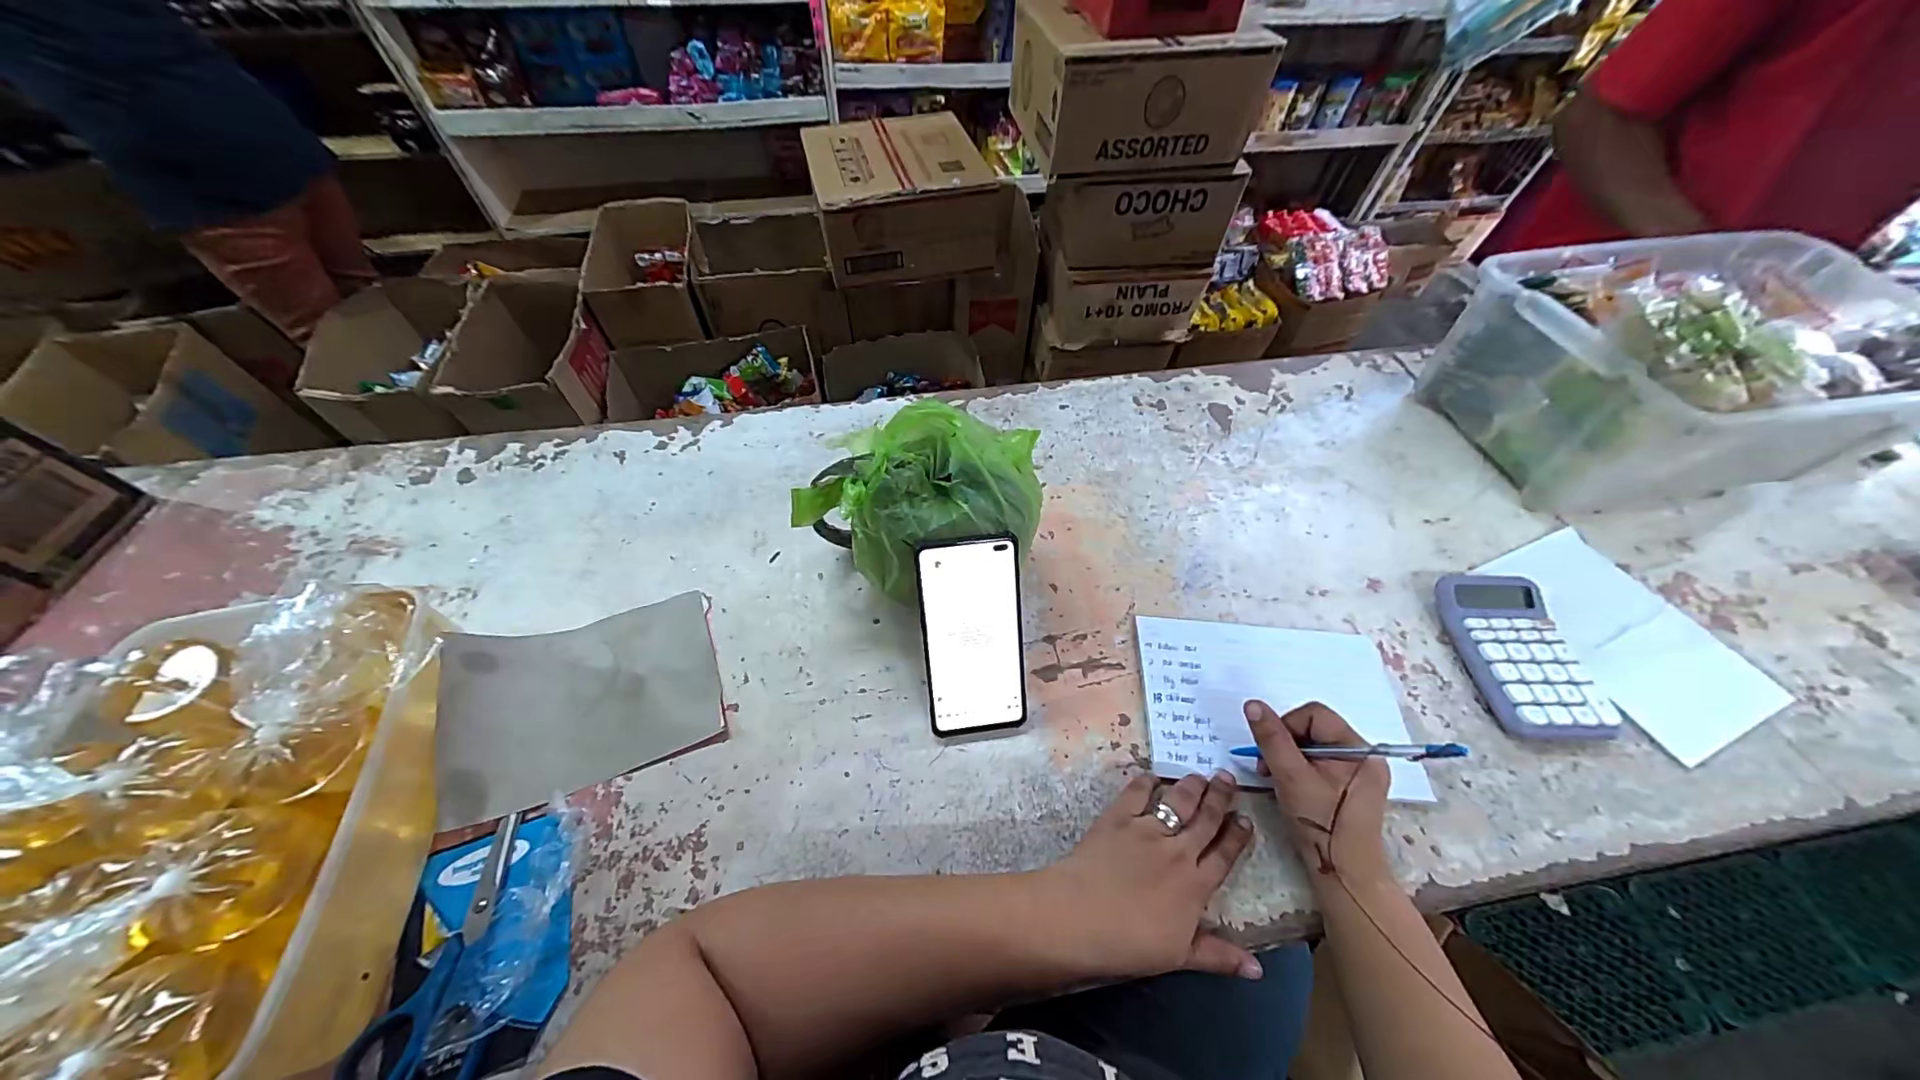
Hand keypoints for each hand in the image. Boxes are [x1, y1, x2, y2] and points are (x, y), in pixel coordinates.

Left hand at [1036, 772, 1259, 981]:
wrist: (1082, 916)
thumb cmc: (1131, 943)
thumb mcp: (1180, 957)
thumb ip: (1219, 955)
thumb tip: (1258, 970)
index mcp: (1195, 885)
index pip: (1224, 856)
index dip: (1237, 836)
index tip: (1246, 819)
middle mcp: (1177, 852)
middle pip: (1205, 820)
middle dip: (1219, 798)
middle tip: (1228, 777)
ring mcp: (1147, 831)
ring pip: (1177, 802)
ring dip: (1191, 787)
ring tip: (1200, 775)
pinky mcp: (1118, 818)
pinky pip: (1136, 794)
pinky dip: (1146, 782)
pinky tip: (1151, 776)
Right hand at [1245, 700, 1391, 888]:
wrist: (1345, 871)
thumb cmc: (1320, 822)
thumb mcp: (1290, 775)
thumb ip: (1271, 737)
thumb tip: (1253, 704)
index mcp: (1359, 749)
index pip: (1314, 714)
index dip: (1285, 726)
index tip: (1269, 751)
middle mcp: (1365, 755)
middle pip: (1313, 728)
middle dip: (1284, 742)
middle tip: (1267, 766)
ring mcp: (1359, 771)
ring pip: (1313, 745)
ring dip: (1288, 755)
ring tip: (1274, 776)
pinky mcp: (1351, 786)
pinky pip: (1320, 762)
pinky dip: (1300, 767)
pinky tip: (1288, 784)